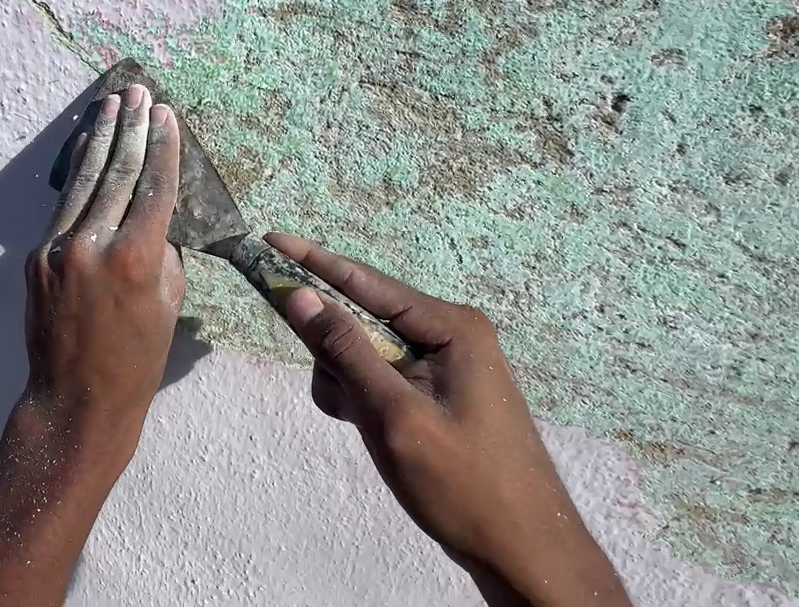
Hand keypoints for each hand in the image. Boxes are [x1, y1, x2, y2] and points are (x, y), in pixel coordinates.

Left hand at [19, 83, 184, 471]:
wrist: (75, 399)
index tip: (166, 114)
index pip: (154, 186)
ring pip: (83, 181)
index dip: (162, 147)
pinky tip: (86, 150)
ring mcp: (57, 248)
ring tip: (110, 105)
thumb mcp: (168, 302)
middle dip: (130, 128)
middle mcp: (93, 244)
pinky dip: (78, 176)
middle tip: (138, 93)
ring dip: (98, 139)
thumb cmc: (136, 359)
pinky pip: (63, 207)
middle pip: (116, 172)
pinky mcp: (35, 256)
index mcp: (136, 258)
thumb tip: (150, 213)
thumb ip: (161, 248)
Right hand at [269, 233, 630, 606]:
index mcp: (448, 326)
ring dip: (348, 382)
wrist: (529, 558)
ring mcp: (445, 361)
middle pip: (360, 317)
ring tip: (364, 424)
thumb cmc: (465, 486)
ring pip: (364, 349)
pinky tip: (372, 428)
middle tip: (342, 397)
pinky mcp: (438, 388)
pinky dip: (363, 396)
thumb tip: (298, 295)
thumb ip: (344, 350)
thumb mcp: (393, 415)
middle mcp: (447, 332)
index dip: (311, 260)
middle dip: (335, 352)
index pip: (364, 281)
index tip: (269, 239)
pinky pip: (380, 373)